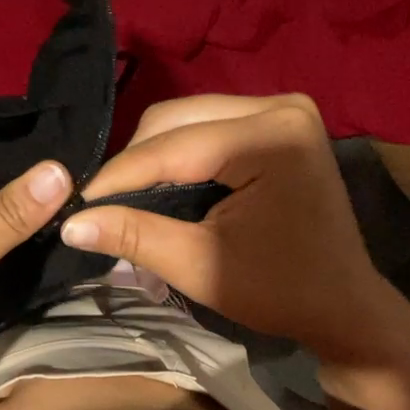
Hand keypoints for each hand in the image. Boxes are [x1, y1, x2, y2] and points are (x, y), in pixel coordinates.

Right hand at [59, 95, 393, 356]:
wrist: (340, 303)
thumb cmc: (276, 290)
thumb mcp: (197, 265)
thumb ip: (134, 236)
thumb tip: (69, 223)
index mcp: (268, 137)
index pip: (171, 146)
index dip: (116, 176)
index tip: (72, 205)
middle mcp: (278, 106)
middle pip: (175, 119)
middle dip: (132, 163)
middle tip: (99, 205)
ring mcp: (281, 110)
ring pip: (187, 119)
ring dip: (150, 157)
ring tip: (123, 198)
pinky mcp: (277, 125)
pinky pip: (208, 127)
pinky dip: (176, 155)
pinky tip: (157, 186)